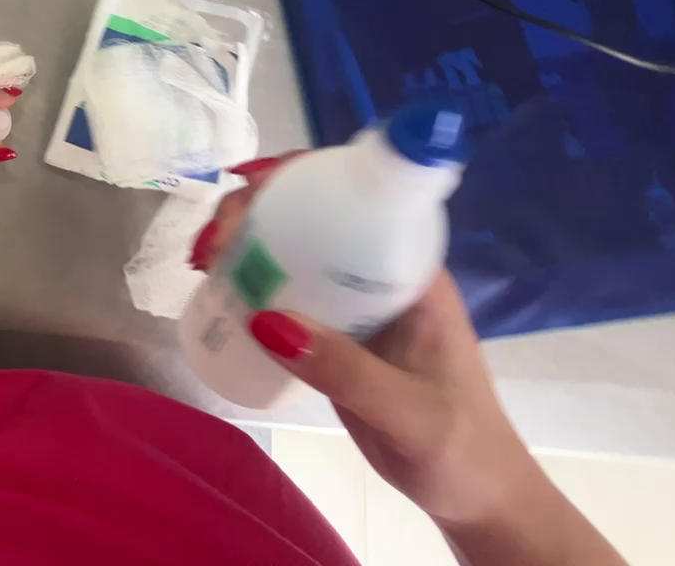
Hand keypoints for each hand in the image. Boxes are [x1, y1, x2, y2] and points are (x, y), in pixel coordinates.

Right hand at [195, 157, 544, 526]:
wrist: (472, 497)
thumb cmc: (458, 451)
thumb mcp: (408, 413)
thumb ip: (343, 371)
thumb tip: (263, 318)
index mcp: (408, 270)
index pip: (353, 193)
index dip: (297, 175)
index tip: (245, 187)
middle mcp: (373, 269)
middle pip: (305, 209)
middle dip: (249, 209)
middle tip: (211, 245)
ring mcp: (347, 294)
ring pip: (283, 240)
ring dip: (235, 237)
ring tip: (201, 263)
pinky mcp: (323, 320)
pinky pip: (273, 277)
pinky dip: (237, 271)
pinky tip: (212, 284)